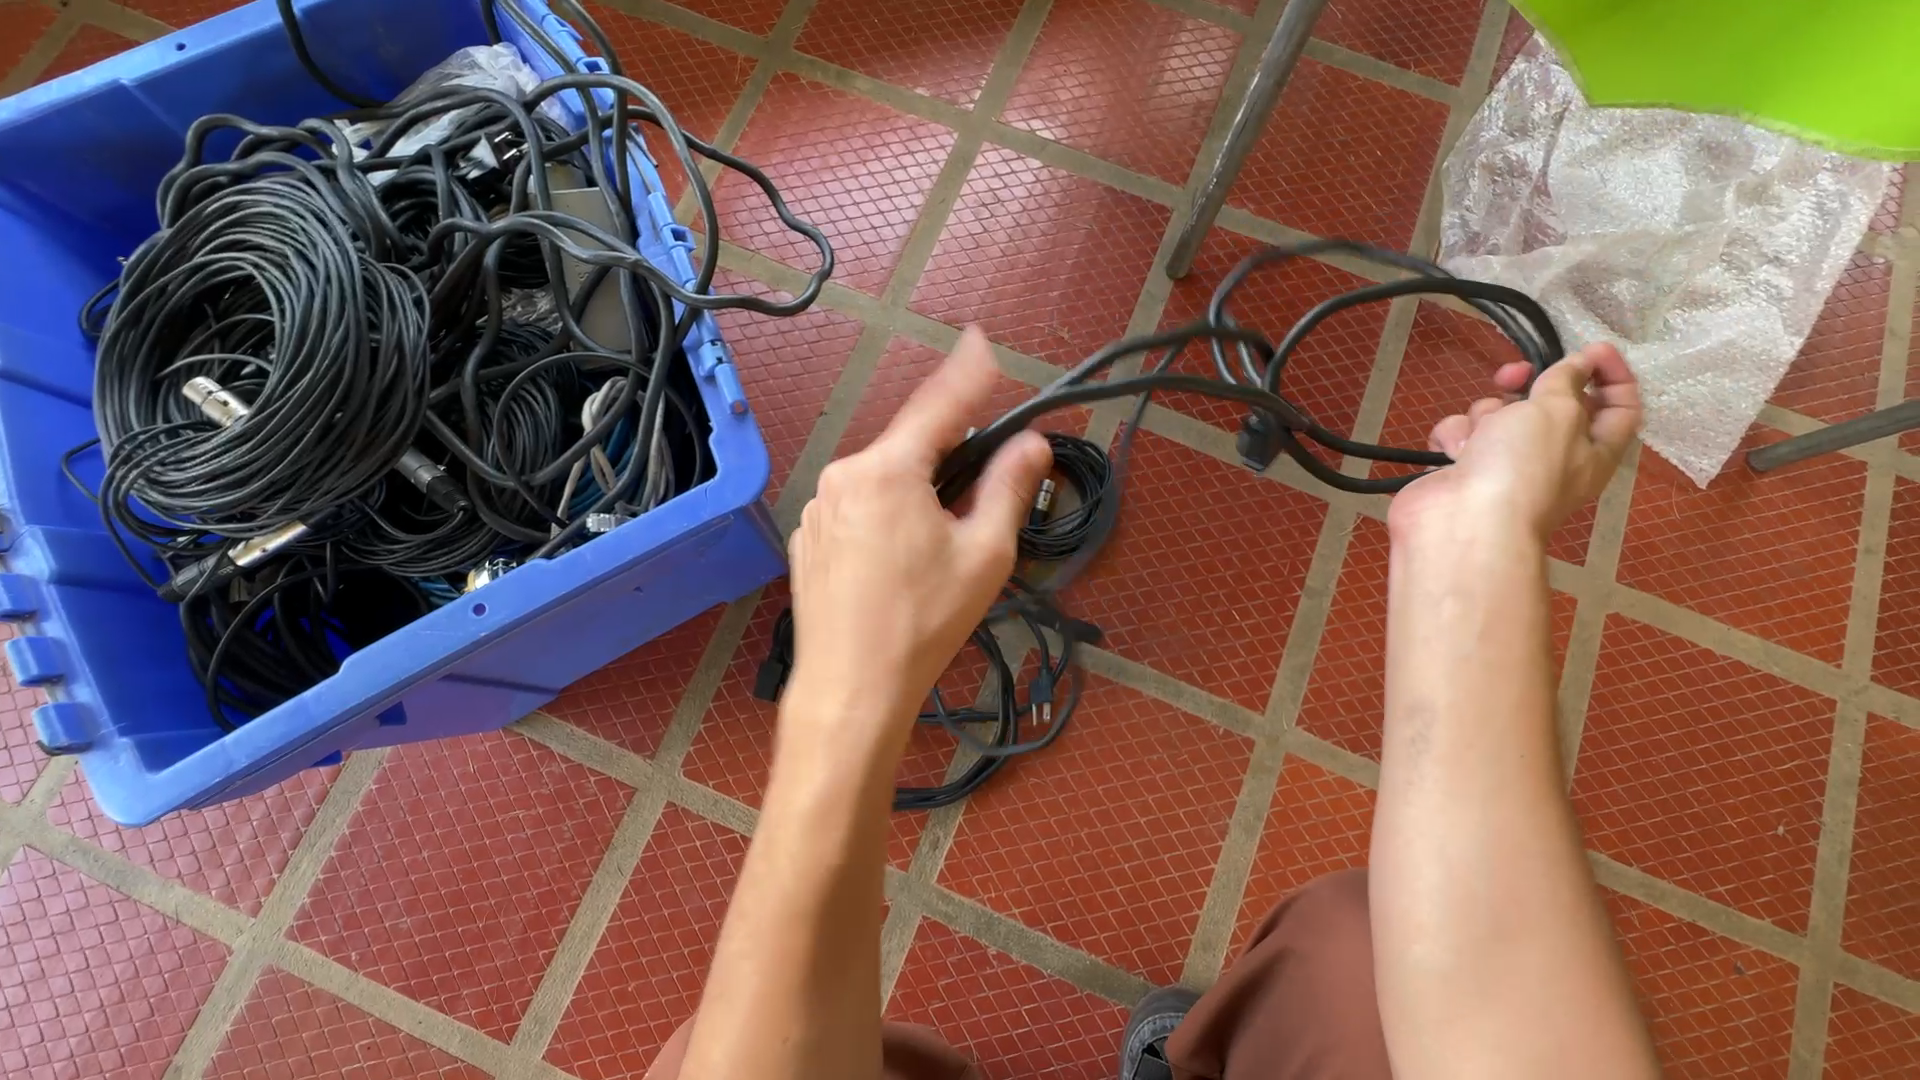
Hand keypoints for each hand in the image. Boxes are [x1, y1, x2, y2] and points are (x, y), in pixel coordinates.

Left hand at [783, 328, 1052, 753]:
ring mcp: (818, 508)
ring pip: (881, 480)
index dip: (968, 371)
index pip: (939, 404)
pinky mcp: (807, 540)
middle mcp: (843, 476)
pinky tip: (896, 563)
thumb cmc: (925, 621)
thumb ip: (1009, 488)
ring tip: (937, 543)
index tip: (983, 339)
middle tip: (978, 493)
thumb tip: (1032, 443)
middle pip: (909, 447)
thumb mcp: (984, 554)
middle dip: (947, 456)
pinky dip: (884, 515)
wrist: (851, 687)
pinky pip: (856, 509)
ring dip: (915, 490)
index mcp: (888, 470)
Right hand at [1389, 343, 1641, 542]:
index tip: (1593, 347)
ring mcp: (1503, 463)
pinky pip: (1460, 435)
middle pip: (1547, 404)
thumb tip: (1579, 364)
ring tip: (1477, 436)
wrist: (1463, 520)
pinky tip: (1453, 453)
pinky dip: (1454, 437)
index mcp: (1594, 449)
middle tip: (1513, 374)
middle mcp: (1551, 456)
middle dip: (1529, 385)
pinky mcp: (1461, 468)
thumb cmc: (1523, 466)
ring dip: (1483, 416)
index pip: (1619, 406)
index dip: (1612, 374)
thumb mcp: (1557, 411)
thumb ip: (1567, 380)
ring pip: (1495, 415)